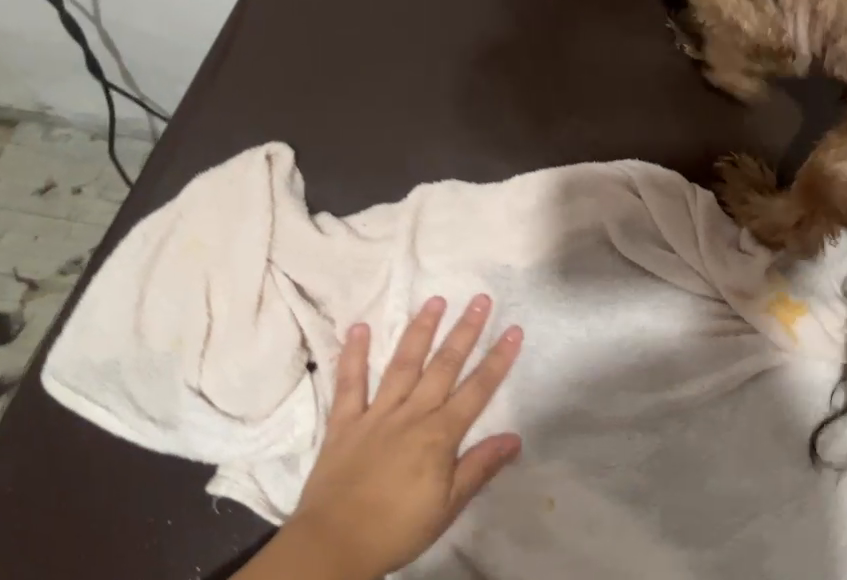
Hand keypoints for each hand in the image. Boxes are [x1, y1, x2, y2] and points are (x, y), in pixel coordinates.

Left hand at [285, 295, 523, 579]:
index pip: (477, 390)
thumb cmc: (396, 529)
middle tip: (480, 298)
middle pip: (444, 366)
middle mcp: (412, 414)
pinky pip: (348, 384)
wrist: (331, 547)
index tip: (514, 329)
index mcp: (440, 434)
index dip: (498, 360)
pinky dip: (352, 355)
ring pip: (403, 365)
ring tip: (434, 300)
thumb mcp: (448, 506)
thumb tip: (515, 437)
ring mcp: (376, 415)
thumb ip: (480, 467)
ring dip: (420, 331)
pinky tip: (358, 328)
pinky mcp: (344, 423)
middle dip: (465, 331)